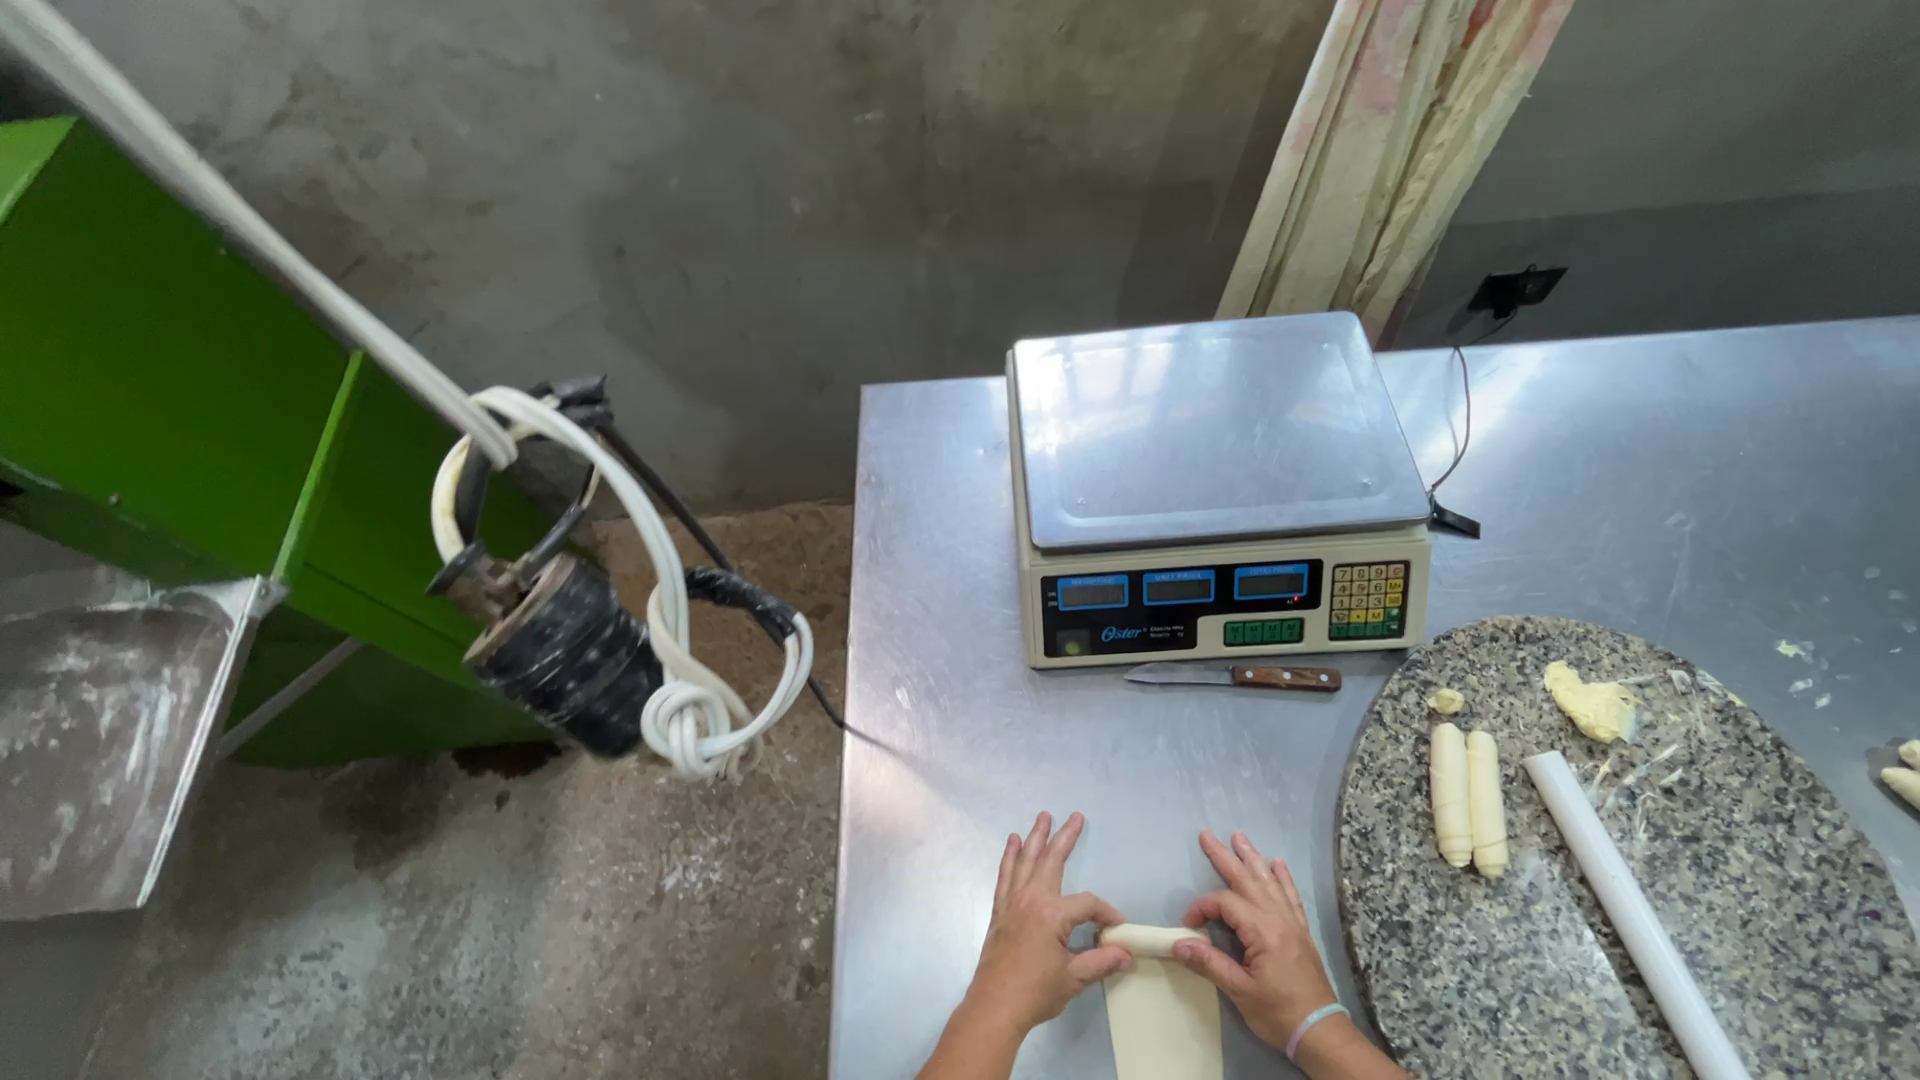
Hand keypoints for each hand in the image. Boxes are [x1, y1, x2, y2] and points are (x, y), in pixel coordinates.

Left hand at [963, 811, 1131, 1033]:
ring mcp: (1012, 902)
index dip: (1106, 913)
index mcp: (1052, 914)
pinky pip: (1005, 875)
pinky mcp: (1000, 910)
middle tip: (1075, 816)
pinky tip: (1012, 843)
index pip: (1088, 903)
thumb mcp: (1074, 979)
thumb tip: (1127, 952)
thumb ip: (1101, 961)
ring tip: (1043, 816)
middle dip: (1065, 837)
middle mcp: (1031, 898)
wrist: (994, 1007)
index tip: (1118, 928)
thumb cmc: (1035, 992)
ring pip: (1025, 860)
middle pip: (1051, 860)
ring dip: (1035, 837)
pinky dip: (1009, 856)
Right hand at [1172, 830, 1337, 1049]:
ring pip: (1269, 882)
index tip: (1188, 925)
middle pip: (1247, 880)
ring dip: (1252, 859)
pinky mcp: (1301, 932)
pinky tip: (1278, 864)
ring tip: (1240, 837)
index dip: (1202, 908)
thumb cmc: (1278, 1012)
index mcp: (1262, 931)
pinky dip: (1284, 878)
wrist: (1321, 1032)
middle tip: (1207, 835)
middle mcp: (1278, 919)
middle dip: (1225, 856)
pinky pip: (1291, 897)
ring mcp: (1292, 924)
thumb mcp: (1239, 991)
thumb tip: (1178, 942)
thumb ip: (1209, 963)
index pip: (1224, 904)